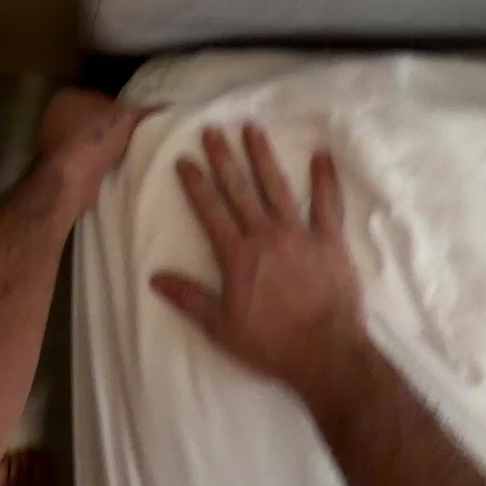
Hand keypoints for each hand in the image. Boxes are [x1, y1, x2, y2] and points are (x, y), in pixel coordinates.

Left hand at [36, 89, 156, 201]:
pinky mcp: (58, 163)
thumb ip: (147, 111)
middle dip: (111, 128)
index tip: (136, 120)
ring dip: (104, 147)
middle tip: (135, 137)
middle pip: (94, 118)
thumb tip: (170, 106)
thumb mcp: (127, 119)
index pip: (101, 97)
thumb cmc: (95, 139)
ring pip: (89, 139)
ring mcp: (53, 140)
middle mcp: (56, 115)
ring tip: (127, 153)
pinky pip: (84, 157)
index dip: (120, 108)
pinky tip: (112, 167)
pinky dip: (96, 161)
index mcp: (68, 96)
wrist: (71, 179)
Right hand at [151, 124, 369, 402]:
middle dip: (223, 158)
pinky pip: (327, 204)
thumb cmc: (272, 344)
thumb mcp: (221, 328)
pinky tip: (322, 155)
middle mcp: (265, 235)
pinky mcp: (330, 241)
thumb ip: (189, 299)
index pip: (210, 210)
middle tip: (212, 130)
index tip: (184, 159)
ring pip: (276, 187)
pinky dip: (325, 179)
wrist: (328, 357)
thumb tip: (155, 277)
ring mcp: (299, 234)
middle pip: (238, 189)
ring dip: (263, 156)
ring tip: (252, 129)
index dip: (195, 183)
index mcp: (237, 254)